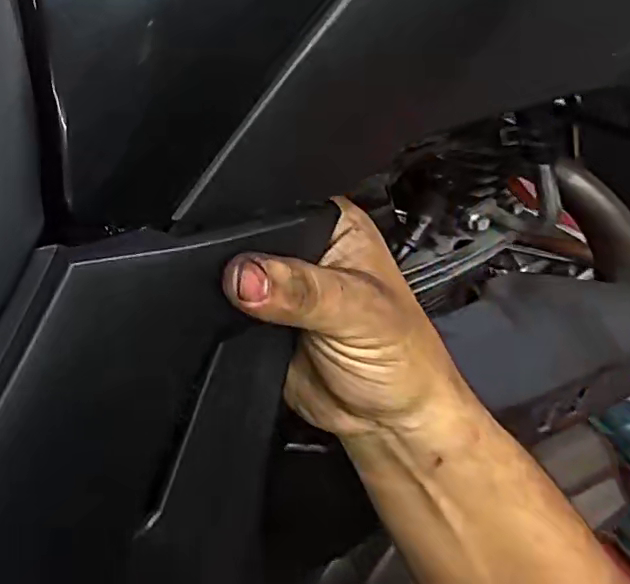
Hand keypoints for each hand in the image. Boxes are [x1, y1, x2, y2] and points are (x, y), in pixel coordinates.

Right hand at [223, 197, 481, 439]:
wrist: (391, 424)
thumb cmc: (404, 359)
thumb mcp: (358, 312)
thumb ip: (302, 290)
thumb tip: (247, 274)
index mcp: (333, 224)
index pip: (282, 206)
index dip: (259, 222)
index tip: (248, 252)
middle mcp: (303, 248)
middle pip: (250, 238)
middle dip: (243, 263)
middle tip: (254, 292)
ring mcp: (278, 284)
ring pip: (234, 275)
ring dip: (234, 296)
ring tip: (261, 317)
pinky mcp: (257, 319)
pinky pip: (226, 312)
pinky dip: (228, 323)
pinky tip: (247, 330)